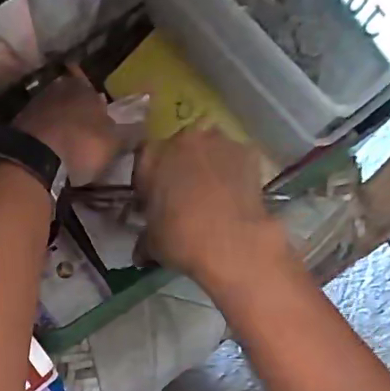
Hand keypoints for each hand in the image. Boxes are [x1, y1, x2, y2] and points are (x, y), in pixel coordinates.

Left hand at [13, 67, 118, 184]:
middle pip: (68, 96)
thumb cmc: (82, 146)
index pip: (89, 84)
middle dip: (74, 110)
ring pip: (51, 111)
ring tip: (64, 143)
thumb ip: (129, 133)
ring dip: (57, 123)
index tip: (97, 113)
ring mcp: (34, 105)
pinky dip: (42, 136)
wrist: (35, 161)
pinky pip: (36, 128)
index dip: (94, 100)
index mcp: (82, 86)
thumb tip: (142, 125)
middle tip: (81, 129)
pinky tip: (47, 151)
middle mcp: (56, 88)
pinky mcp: (17, 126)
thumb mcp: (113, 143)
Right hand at [136, 126, 287, 292]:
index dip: (148, 179)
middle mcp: (183, 140)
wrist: (231, 242)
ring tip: (212, 195)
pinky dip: (234, 171)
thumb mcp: (151, 245)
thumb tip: (141, 250)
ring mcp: (218, 141)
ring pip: (208, 149)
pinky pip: (236, 158)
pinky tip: (235, 196)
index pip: (143, 160)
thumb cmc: (181, 239)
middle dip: (179, 167)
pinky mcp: (248, 150)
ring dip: (208, 164)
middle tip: (183, 196)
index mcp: (150, 159)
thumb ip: (144, 239)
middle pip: (178, 148)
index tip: (153, 199)